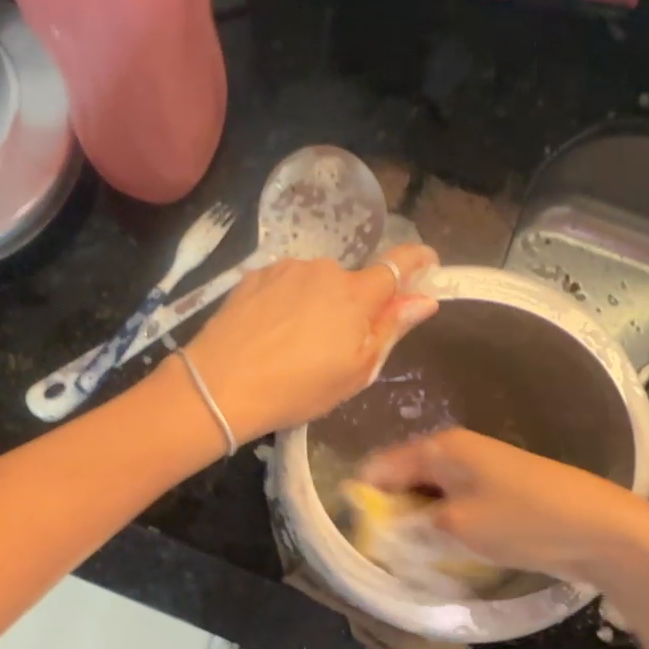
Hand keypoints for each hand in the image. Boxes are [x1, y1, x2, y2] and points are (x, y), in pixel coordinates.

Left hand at [183, 244, 440, 440]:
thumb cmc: (297, 388)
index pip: (400, 263)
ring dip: (315, 305)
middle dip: (352, 306)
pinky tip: (269, 333)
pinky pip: (284, 285)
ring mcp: (285, 270)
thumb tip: (424, 299)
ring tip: (293, 345)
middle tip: (334, 347)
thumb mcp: (354, 372)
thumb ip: (390, 330)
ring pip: (315, 284)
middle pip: (351, 282)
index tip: (428, 264)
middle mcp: (324, 270)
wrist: (220, 385)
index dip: (419, 261)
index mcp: (355, 294)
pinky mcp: (253, 276)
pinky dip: (285, 304)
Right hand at [358, 428, 648, 582]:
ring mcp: (483, 472)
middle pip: (407, 479)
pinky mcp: (502, 494)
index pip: (383, 465)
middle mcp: (459, 452)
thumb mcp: (456, 526)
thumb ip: (412, 526)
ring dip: (420, 523)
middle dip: (392, 512)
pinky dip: (447, 527)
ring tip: (414, 554)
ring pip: (433, 496)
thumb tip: (384, 528)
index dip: (365, 496)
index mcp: (442, 447)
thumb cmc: (523, 521)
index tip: (355, 529)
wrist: (602, 530)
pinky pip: (457, 507)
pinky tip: (448, 552)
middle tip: (383, 549)